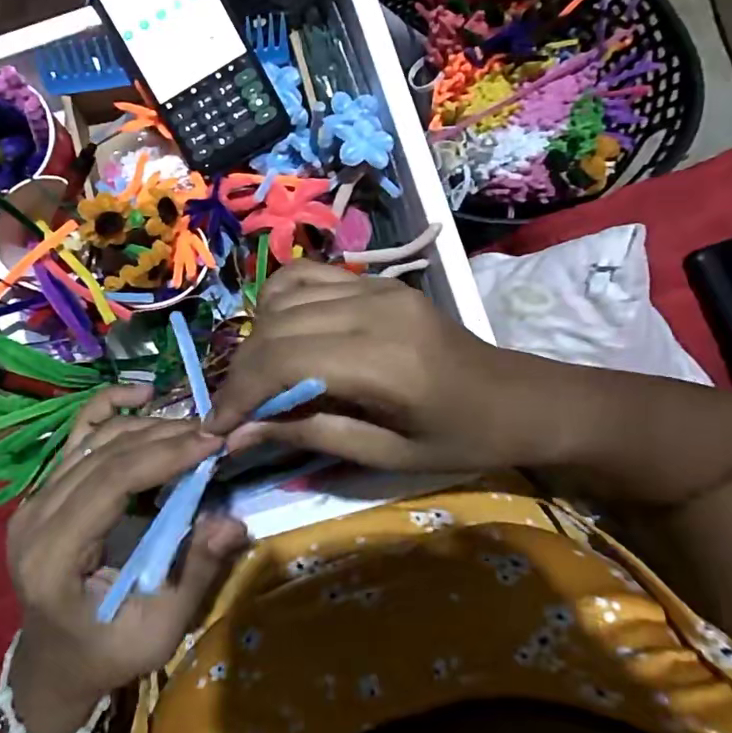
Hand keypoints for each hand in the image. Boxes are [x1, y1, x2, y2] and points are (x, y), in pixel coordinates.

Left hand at [4, 385, 248, 732]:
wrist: (55, 664)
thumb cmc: (108, 652)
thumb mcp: (160, 629)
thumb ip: (195, 573)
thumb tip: (233, 522)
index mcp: (52, 559)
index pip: (110, 483)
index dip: (163, 455)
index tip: (212, 441)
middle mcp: (33, 520)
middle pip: (104, 455)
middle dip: (165, 437)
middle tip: (215, 433)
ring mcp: (33, 501)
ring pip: (94, 440)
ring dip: (147, 426)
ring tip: (195, 428)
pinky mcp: (42, 492)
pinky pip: (76, 437)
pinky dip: (109, 409)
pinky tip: (141, 392)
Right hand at [205, 261, 525, 470]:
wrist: (515, 397)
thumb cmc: (459, 439)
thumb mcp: (386, 456)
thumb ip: (312, 433)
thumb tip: (241, 430)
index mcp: (382, 360)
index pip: (283, 360)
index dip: (240, 393)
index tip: (216, 428)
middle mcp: (373, 309)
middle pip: (276, 327)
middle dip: (242, 372)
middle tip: (234, 411)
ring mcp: (375, 286)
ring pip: (282, 296)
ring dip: (257, 338)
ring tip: (258, 378)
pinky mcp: (377, 280)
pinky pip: (307, 276)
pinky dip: (279, 303)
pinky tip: (281, 334)